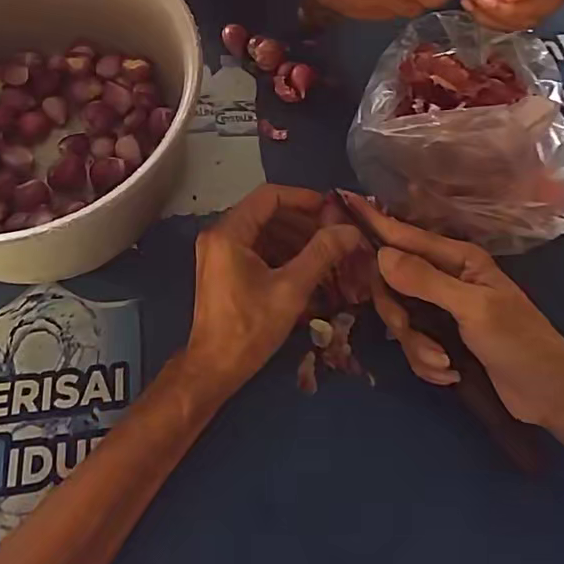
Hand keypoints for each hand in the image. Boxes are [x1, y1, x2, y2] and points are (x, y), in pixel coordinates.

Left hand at [182, 185, 360, 400]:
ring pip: (261, 229)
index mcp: (228, 232)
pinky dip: (279, 251)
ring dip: (293, 236)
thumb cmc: (250, 328)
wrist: (214, 367)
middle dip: (301, 219)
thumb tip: (350, 229)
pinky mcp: (222, 266)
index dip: (302, 198)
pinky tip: (305, 266)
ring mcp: (218, 250)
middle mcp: (219, 233)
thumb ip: (320, 254)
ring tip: (326, 251)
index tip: (332, 208)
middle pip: (265, 211)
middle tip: (334, 232)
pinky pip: (254, 246)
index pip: (268, 196)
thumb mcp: (291, 289)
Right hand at [347, 194, 563, 427]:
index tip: (343, 200)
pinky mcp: (440, 336)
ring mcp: (440, 307)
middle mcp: (443, 276)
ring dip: (417, 346)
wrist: (554, 398)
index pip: (404, 234)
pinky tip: (448, 374)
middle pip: (391, 282)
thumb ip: (425, 281)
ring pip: (399, 315)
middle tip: (411, 335)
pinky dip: (425, 361)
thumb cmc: (522, 344)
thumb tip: (380, 254)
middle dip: (399, 315)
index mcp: (456, 258)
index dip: (372, 220)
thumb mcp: (474, 310)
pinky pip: (411, 341)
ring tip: (444, 365)